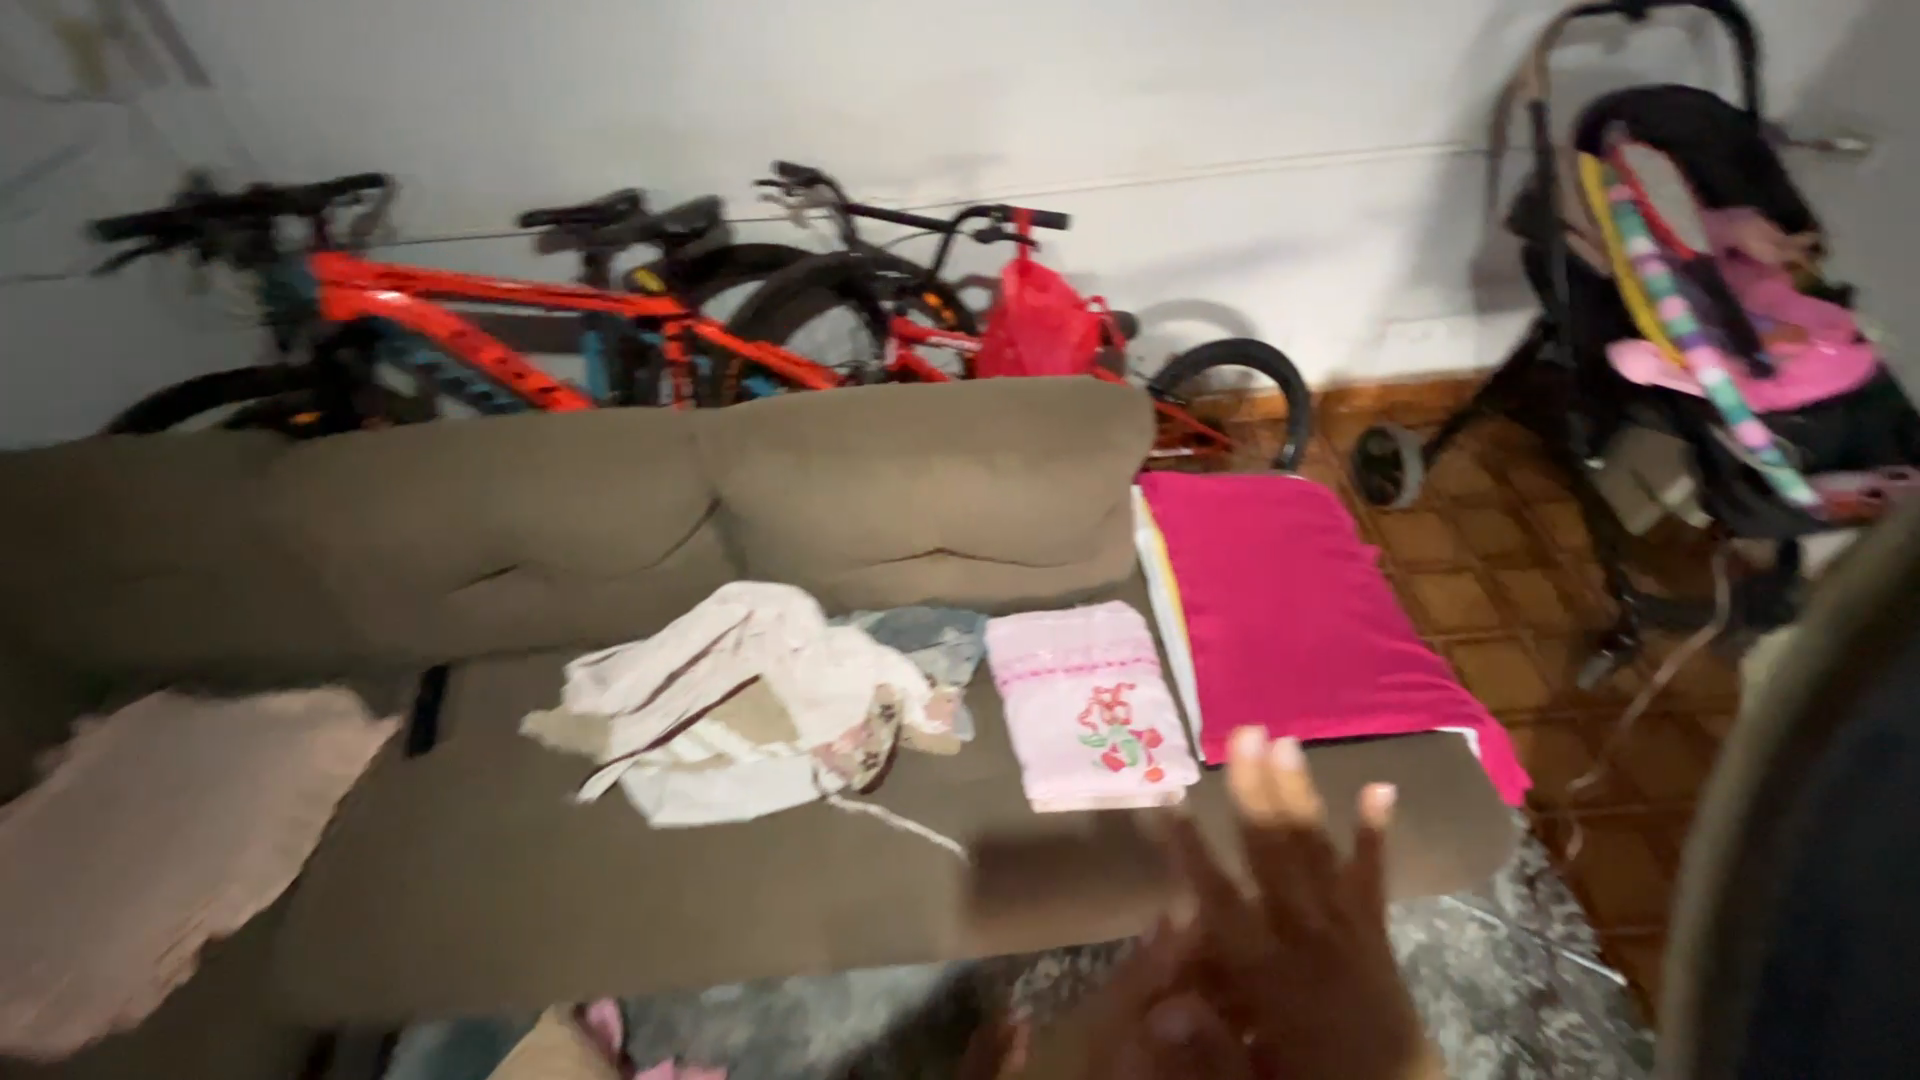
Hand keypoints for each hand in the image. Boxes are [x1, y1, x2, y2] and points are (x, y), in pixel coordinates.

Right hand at [1159, 727, 1440, 1079]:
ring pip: (1317, 854)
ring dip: (1300, 795)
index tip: (1167, 799)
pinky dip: (1375, 835)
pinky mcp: (1377, 938)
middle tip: (1243, 734)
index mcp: (1273, 976)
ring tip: (1287, 741)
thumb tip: (1163, 1000)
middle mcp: (1311, 940)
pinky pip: (1374, 881)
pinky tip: (1381, 788)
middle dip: (1254, 792)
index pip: (1222, 900)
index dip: (1191, 849)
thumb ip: (1209, 1049)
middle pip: (1275, 856)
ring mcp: (1350, 934)